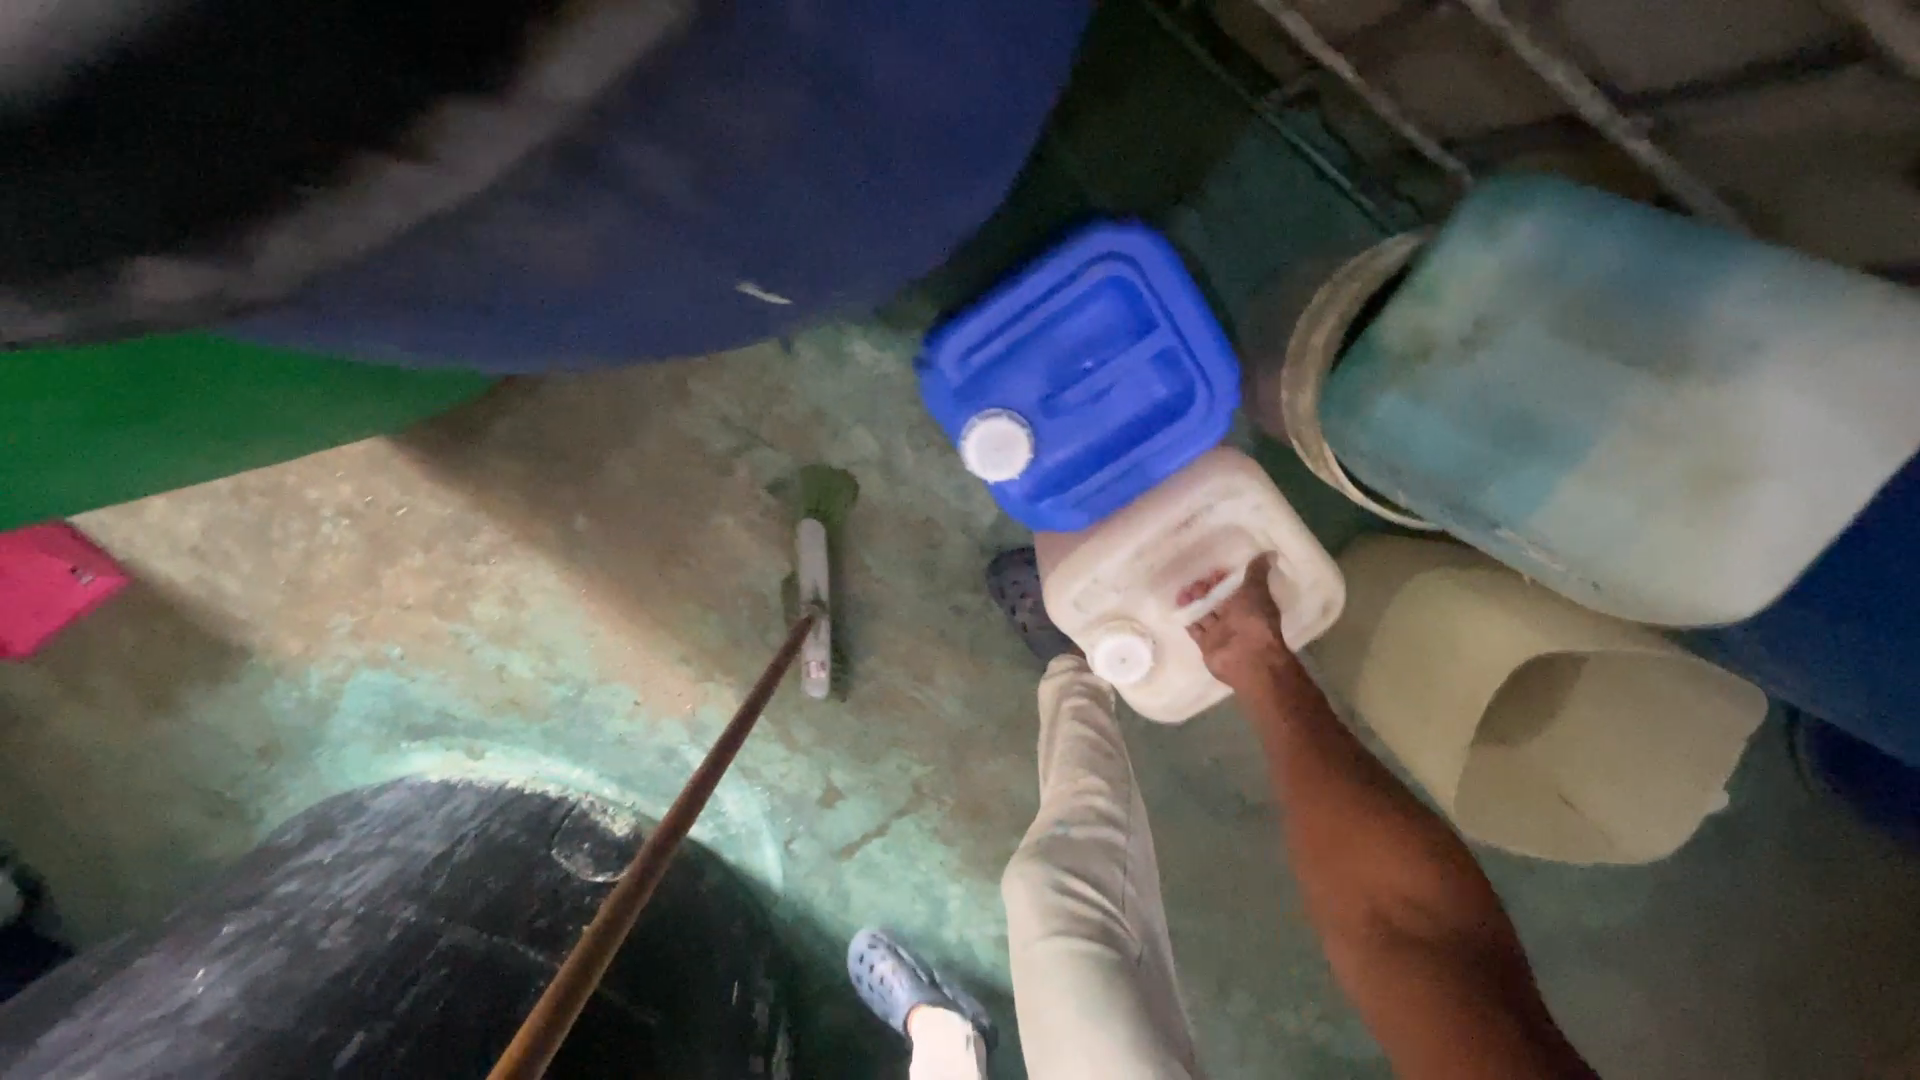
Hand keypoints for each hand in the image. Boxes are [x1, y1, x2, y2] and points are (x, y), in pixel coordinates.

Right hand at [1182, 556, 1295, 688]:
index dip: (1224, 579)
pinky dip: (1187, 618)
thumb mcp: (1257, 591)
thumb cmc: (1254, 620)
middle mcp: (1236, 618)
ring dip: (1194, 601)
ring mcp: (1220, 632)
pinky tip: (1177, 606)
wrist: (1247, 658)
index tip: (1213, 571)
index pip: (1235, 588)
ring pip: (1205, 613)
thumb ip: (1257, 573)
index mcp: (1250, 605)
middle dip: (1206, 589)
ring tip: (1183, 592)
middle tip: (1195, 581)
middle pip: (1218, 600)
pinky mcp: (1206, 644)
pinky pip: (1195, 628)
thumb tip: (1270, 553)